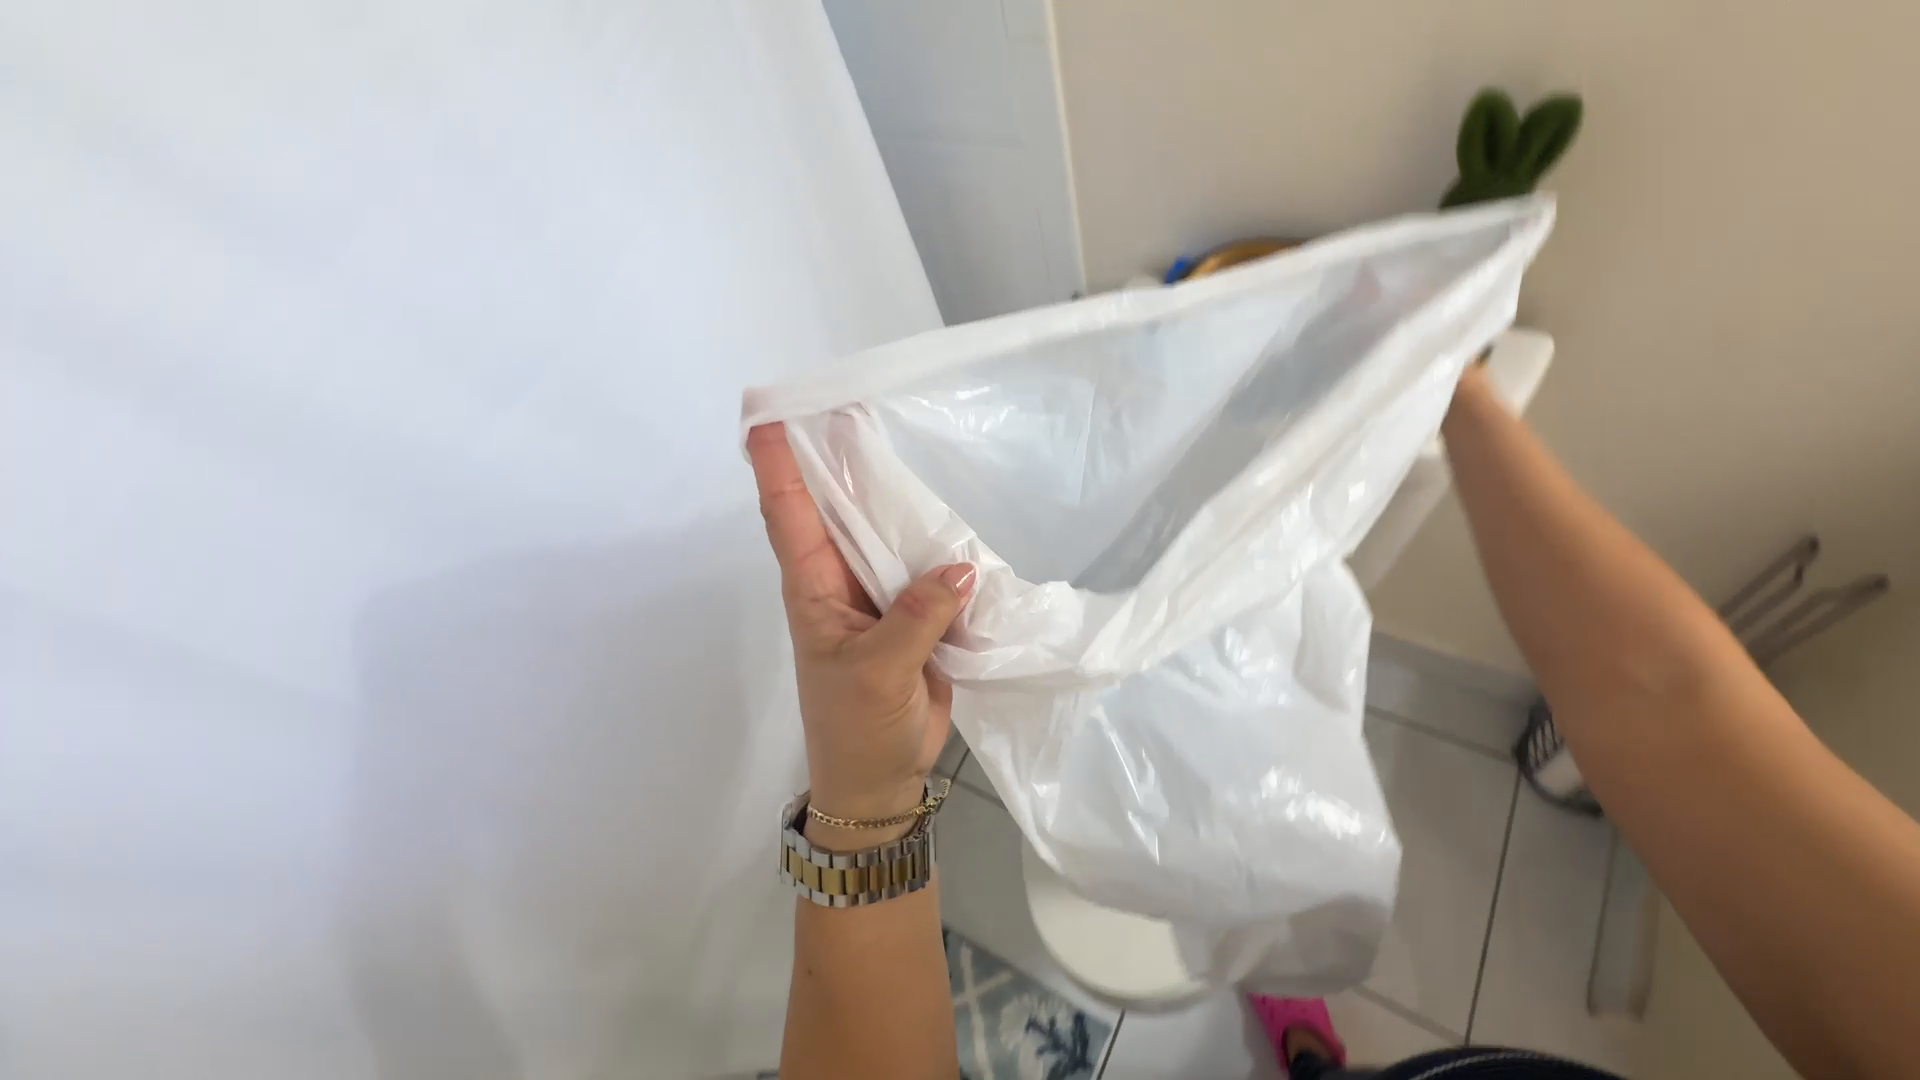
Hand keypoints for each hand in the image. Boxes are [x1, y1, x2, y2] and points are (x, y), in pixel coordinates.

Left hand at [747, 422, 975, 832]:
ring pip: (886, 536)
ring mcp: (880, 598)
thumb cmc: (858, 728)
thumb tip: (959, 567)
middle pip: (838, 510)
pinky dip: (939, 545)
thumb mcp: (879, 672)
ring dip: (894, 497)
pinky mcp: (915, 616)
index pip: (788, 515)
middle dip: (839, 459)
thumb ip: (917, 616)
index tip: (770, 415)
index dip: (777, 465)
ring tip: (901, 442)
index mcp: (814, 590)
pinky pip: (927, 570)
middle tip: (854, 405)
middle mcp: (842, 583)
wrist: (882, 778)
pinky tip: (954, 517)